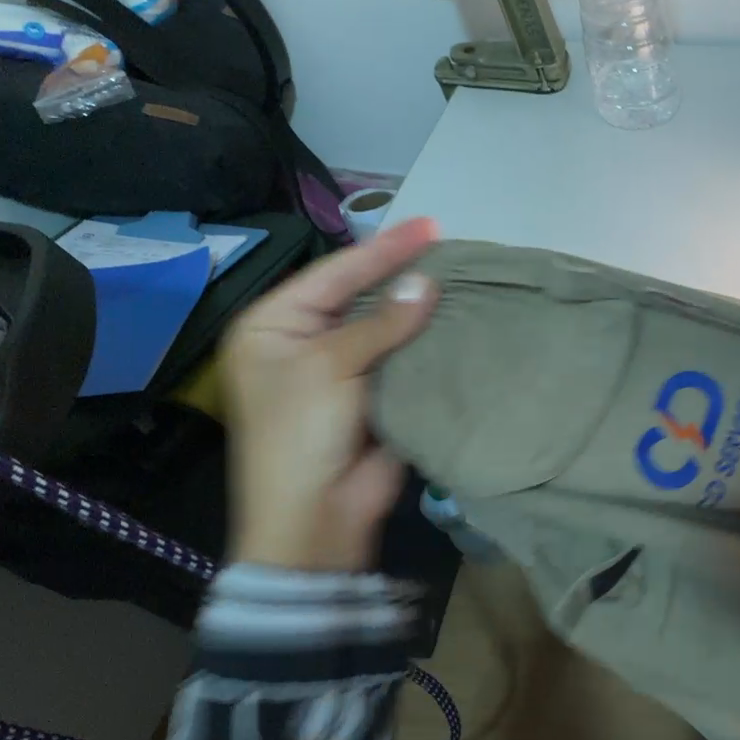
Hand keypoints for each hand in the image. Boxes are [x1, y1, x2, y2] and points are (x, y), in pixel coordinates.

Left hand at [220, 219, 440, 571]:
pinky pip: (408, 362)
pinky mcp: (380, 397)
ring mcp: (346, 371)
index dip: (383, 249)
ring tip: (465, 280)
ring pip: (390, 329)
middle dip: (404, 275)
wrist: (316, 514)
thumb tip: (427, 284)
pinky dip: (432, 345)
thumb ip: (380, 323)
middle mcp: (308, 341)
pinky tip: (462, 325)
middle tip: (451, 248)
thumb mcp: (330, 367)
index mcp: (274, 325)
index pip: (334, 273)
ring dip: (423, 310)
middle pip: (362, 297)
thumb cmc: (302, 433)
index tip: (430, 225)